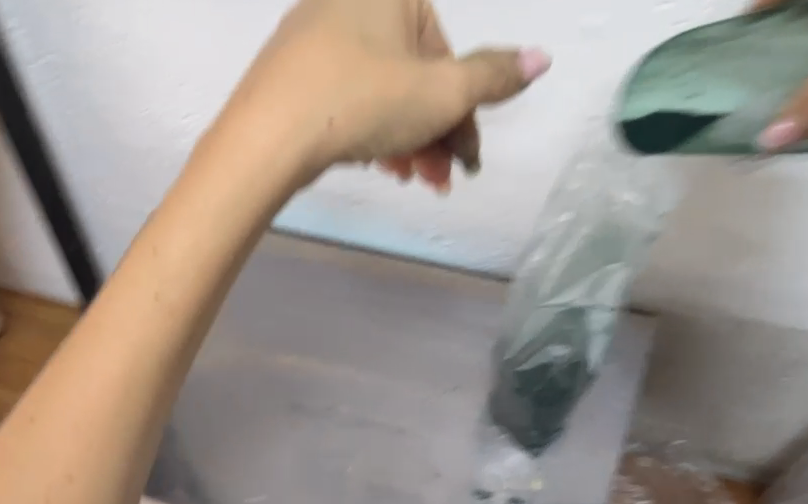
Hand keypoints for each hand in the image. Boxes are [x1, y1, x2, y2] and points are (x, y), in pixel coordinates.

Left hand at [219, 0, 549, 191]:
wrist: (265, 137)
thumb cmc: (360, 102)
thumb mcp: (441, 93)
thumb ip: (493, 77)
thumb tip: (542, 57)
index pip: (444, 54)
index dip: (462, 113)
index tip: (464, 162)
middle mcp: (349, 0)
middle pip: (411, 75)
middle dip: (433, 133)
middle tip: (440, 182)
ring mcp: (312, 38)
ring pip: (378, 92)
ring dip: (405, 141)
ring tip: (411, 180)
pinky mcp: (287, 75)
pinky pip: (343, 99)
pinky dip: (366, 132)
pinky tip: (376, 166)